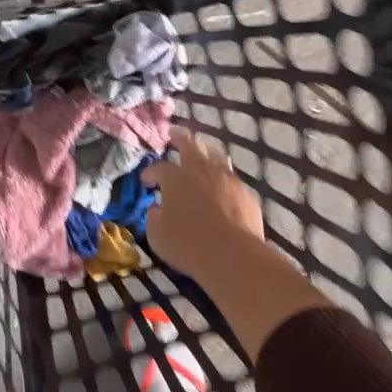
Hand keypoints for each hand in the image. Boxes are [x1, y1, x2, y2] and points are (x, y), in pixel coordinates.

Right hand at [142, 127, 264, 277]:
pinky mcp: (245, 191)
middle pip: (190, 144)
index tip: (146, 181)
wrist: (232, 255)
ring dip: (205, 152)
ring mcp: (227, 178)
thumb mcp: (158, 236)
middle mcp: (201, 169)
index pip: (159, 168)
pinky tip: (223, 185)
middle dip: (180, 139)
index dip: (150, 172)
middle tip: (175, 136)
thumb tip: (157, 209)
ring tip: (202, 154)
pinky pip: (232, 177)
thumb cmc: (188, 245)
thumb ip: (153, 219)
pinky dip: (223, 176)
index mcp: (175, 177)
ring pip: (215, 155)